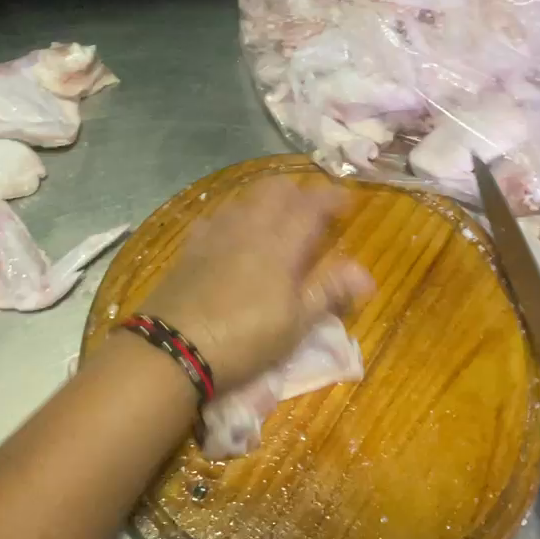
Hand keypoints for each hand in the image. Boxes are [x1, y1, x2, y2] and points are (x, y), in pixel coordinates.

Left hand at [136, 175, 373, 391]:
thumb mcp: (294, 324)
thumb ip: (328, 292)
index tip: (347, 201)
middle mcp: (248, 227)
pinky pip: (217, 216)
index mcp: (280, 243)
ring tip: (276, 219)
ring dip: (266, 201)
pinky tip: (234, 233)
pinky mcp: (190, 247)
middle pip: (275, 190)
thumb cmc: (244, 339)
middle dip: (297, 192)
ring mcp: (215, 234)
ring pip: (245, 198)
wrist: (173, 348)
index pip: (311, 205)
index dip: (332, 198)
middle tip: (312, 211)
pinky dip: (235, 216)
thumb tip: (366, 274)